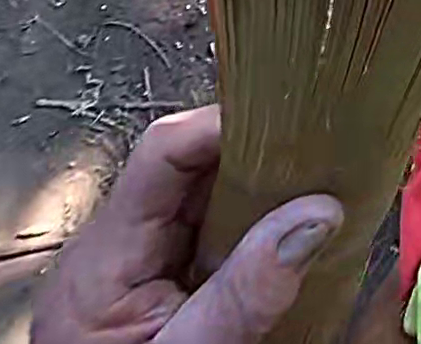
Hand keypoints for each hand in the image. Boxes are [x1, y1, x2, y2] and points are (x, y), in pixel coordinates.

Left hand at [34, 107, 343, 343]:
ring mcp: (139, 255)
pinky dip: (249, 219)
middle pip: (189, 162)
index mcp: (105, 255)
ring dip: (254, 187)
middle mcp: (117, 240)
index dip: (220, 125)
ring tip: (306, 187)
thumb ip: (245, 296)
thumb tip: (316, 216)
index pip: (163, 150)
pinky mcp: (159, 272)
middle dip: (250, 154)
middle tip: (309, 159)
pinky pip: (210, 222)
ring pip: (205, 189)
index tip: (280, 124)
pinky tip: (283, 227)